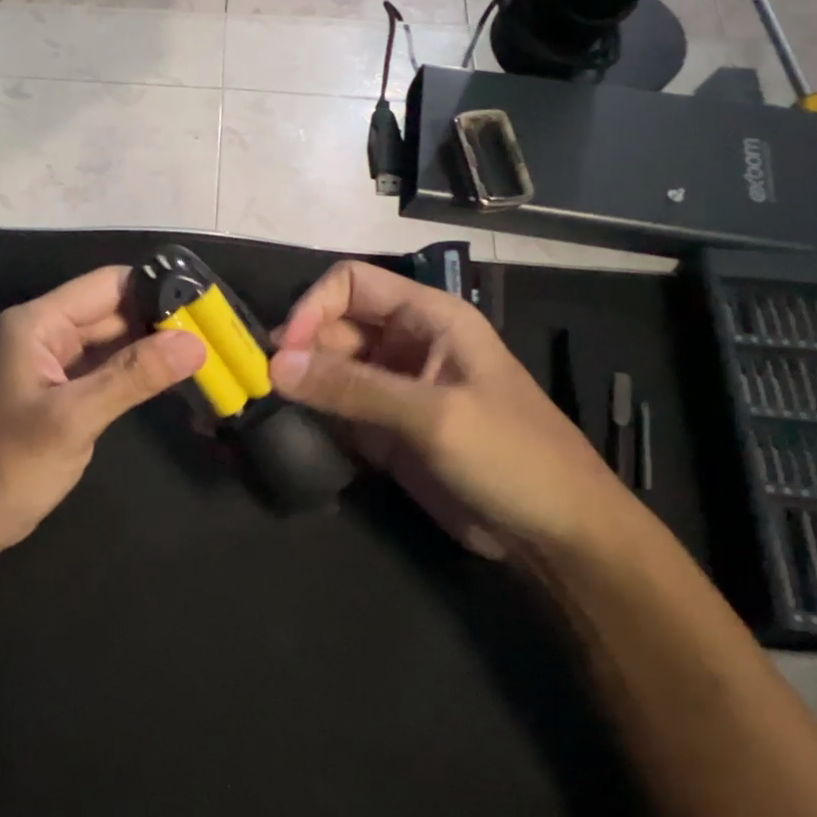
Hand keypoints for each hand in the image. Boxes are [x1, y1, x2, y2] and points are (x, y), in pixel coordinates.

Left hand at [0, 266, 206, 585]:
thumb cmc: (8, 469)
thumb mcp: (73, 420)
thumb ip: (133, 377)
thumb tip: (195, 342)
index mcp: (36, 325)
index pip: (107, 285)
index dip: (158, 289)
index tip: (210, 307)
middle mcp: (44, 334)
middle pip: (113, 311)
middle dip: (163, 322)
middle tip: (223, 337)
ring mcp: (52, 366)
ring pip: (113, 343)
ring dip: (155, 349)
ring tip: (212, 357)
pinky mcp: (60, 396)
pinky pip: (106, 372)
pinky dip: (138, 375)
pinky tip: (176, 382)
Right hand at [268, 260, 640, 562]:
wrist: (554, 533)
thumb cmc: (512, 458)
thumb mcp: (433, 417)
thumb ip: (352, 388)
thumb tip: (274, 365)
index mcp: (429, 319)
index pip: (351, 284)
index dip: (311, 309)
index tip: (283, 354)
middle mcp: (404, 345)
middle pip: (330, 327)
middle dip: (295, 352)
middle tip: (262, 391)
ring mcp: (392, 389)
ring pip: (326, 369)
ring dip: (296, 386)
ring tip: (263, 413)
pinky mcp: (383, 430)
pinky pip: (333, 410)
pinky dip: (309, 418)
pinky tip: (287, 435)